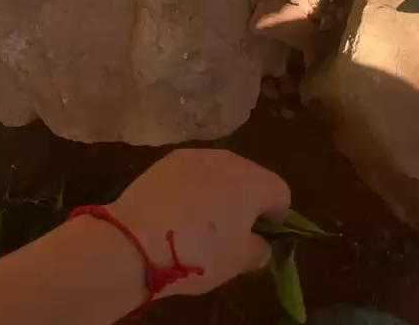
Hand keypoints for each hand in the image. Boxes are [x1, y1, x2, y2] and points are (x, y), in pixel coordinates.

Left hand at [105, 149, 290, 297]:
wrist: (136, 239)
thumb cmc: (197, 253)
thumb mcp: (236, 263)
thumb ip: (259, 251)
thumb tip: (261, 243)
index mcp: (254, 183)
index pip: (282, 193)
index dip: (278, 216)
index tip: (262, 236)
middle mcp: (231, 159)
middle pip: (252, 176)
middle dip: (248, 200)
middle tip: (232, 230)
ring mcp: (199, 154)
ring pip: (222, 171)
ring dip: (221, 190)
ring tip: (202, 220)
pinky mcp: (172, 157)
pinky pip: (195, 170)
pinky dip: (194, 185)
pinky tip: (178, 209)